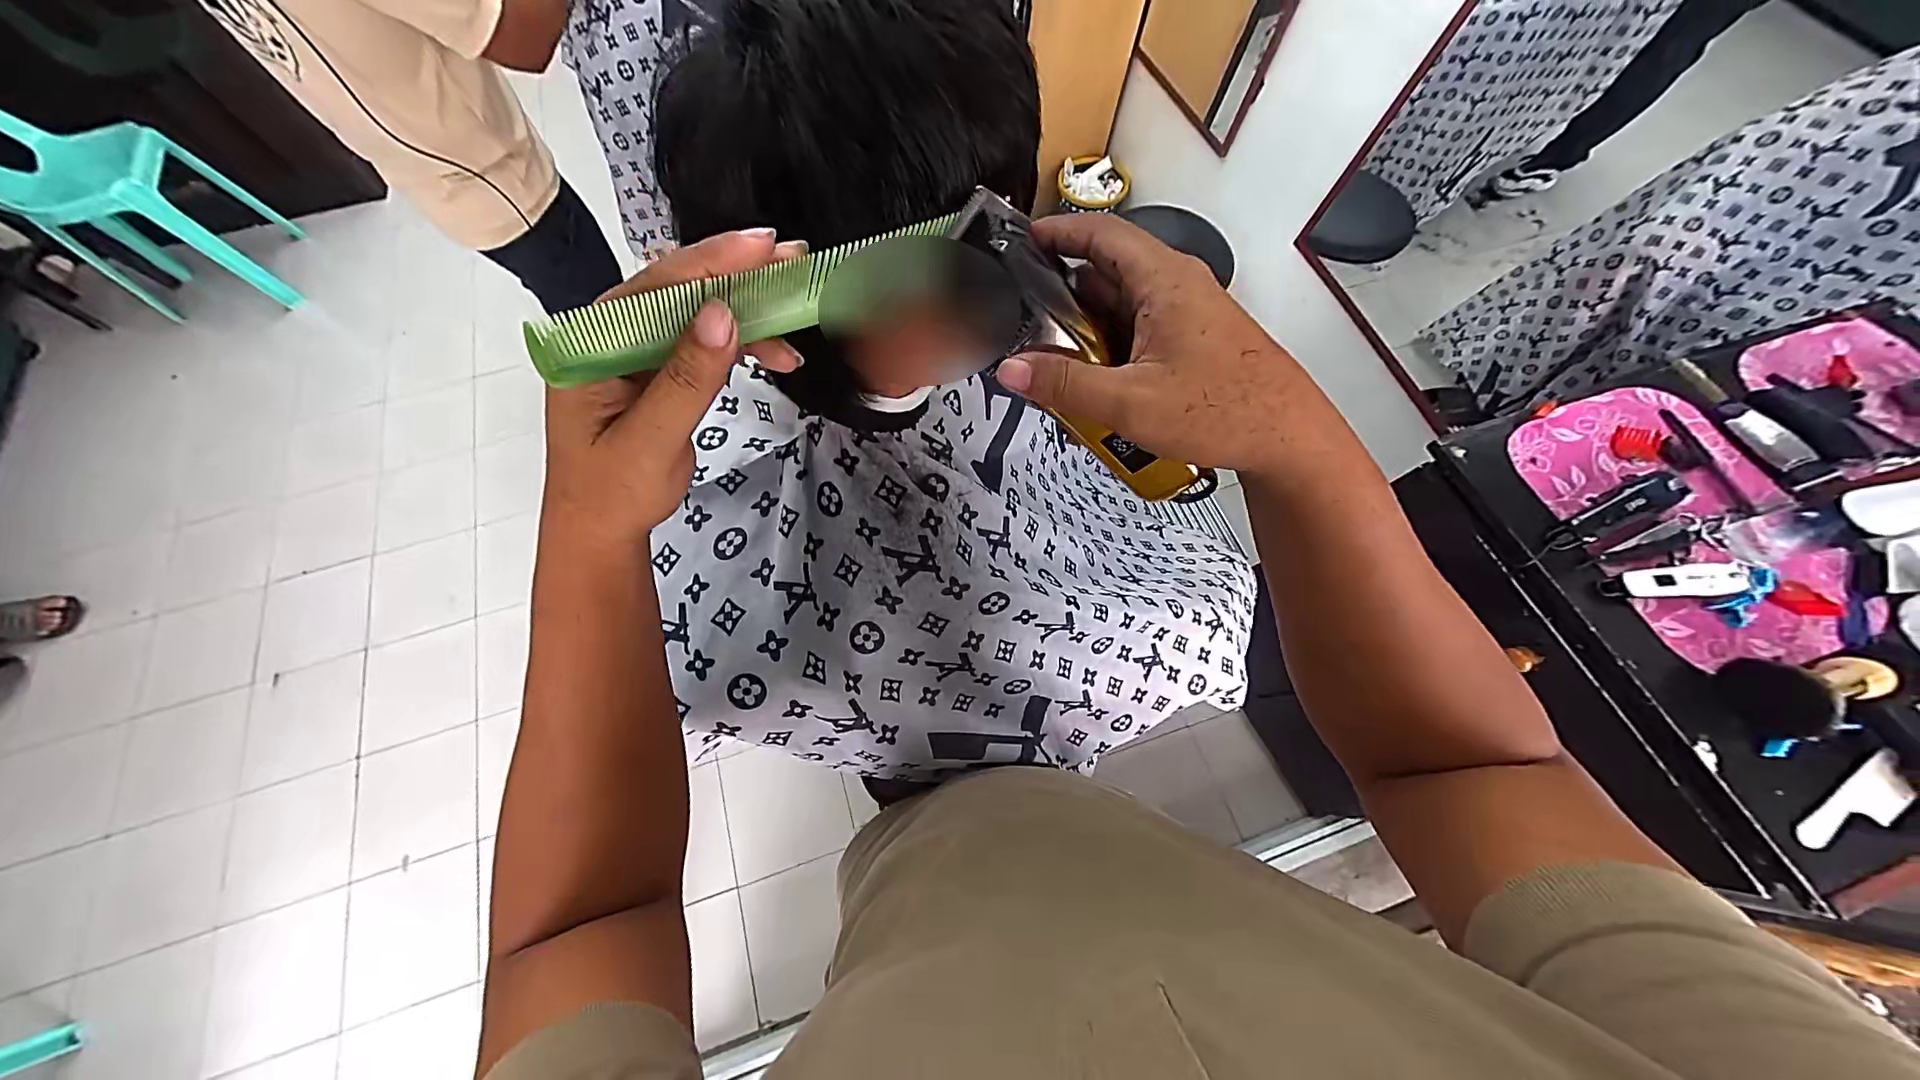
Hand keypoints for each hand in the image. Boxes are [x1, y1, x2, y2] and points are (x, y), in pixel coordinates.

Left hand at [542, 229, 805, 547]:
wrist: (602, 528)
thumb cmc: (611, 493)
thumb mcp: (648, 441)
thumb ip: (684, 379)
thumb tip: (721, 317)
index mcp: (591, 344)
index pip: (654, 288)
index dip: (710, 262)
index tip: (761, 245)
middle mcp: (613, 337)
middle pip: (680, 291)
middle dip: (738, 275)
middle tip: (791, 258)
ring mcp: (640, 354)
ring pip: (700, 316)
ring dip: (750, 312)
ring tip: (796, 308)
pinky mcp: (664, 372)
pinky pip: (708, 346)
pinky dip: (745, 345)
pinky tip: (778, 352)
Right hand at [994, 214, 1339, 479]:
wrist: (1286, 439)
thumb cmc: (1231, 410)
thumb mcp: (1129, 401)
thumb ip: (1064, 384)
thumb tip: (1016, 370)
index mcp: (1164, 281)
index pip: (1102, 233)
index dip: (1058, 232)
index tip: (1027, 239)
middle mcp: (1177, 289)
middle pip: (1105, 276)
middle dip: (1065, 303)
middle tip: (1034, 332)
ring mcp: (1186, 315)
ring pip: (1120, 310)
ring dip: (1089, 337)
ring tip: (1068, 372)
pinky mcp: (1190, 342)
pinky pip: (1138, 335)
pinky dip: (1113, 354)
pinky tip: (1102, 390)